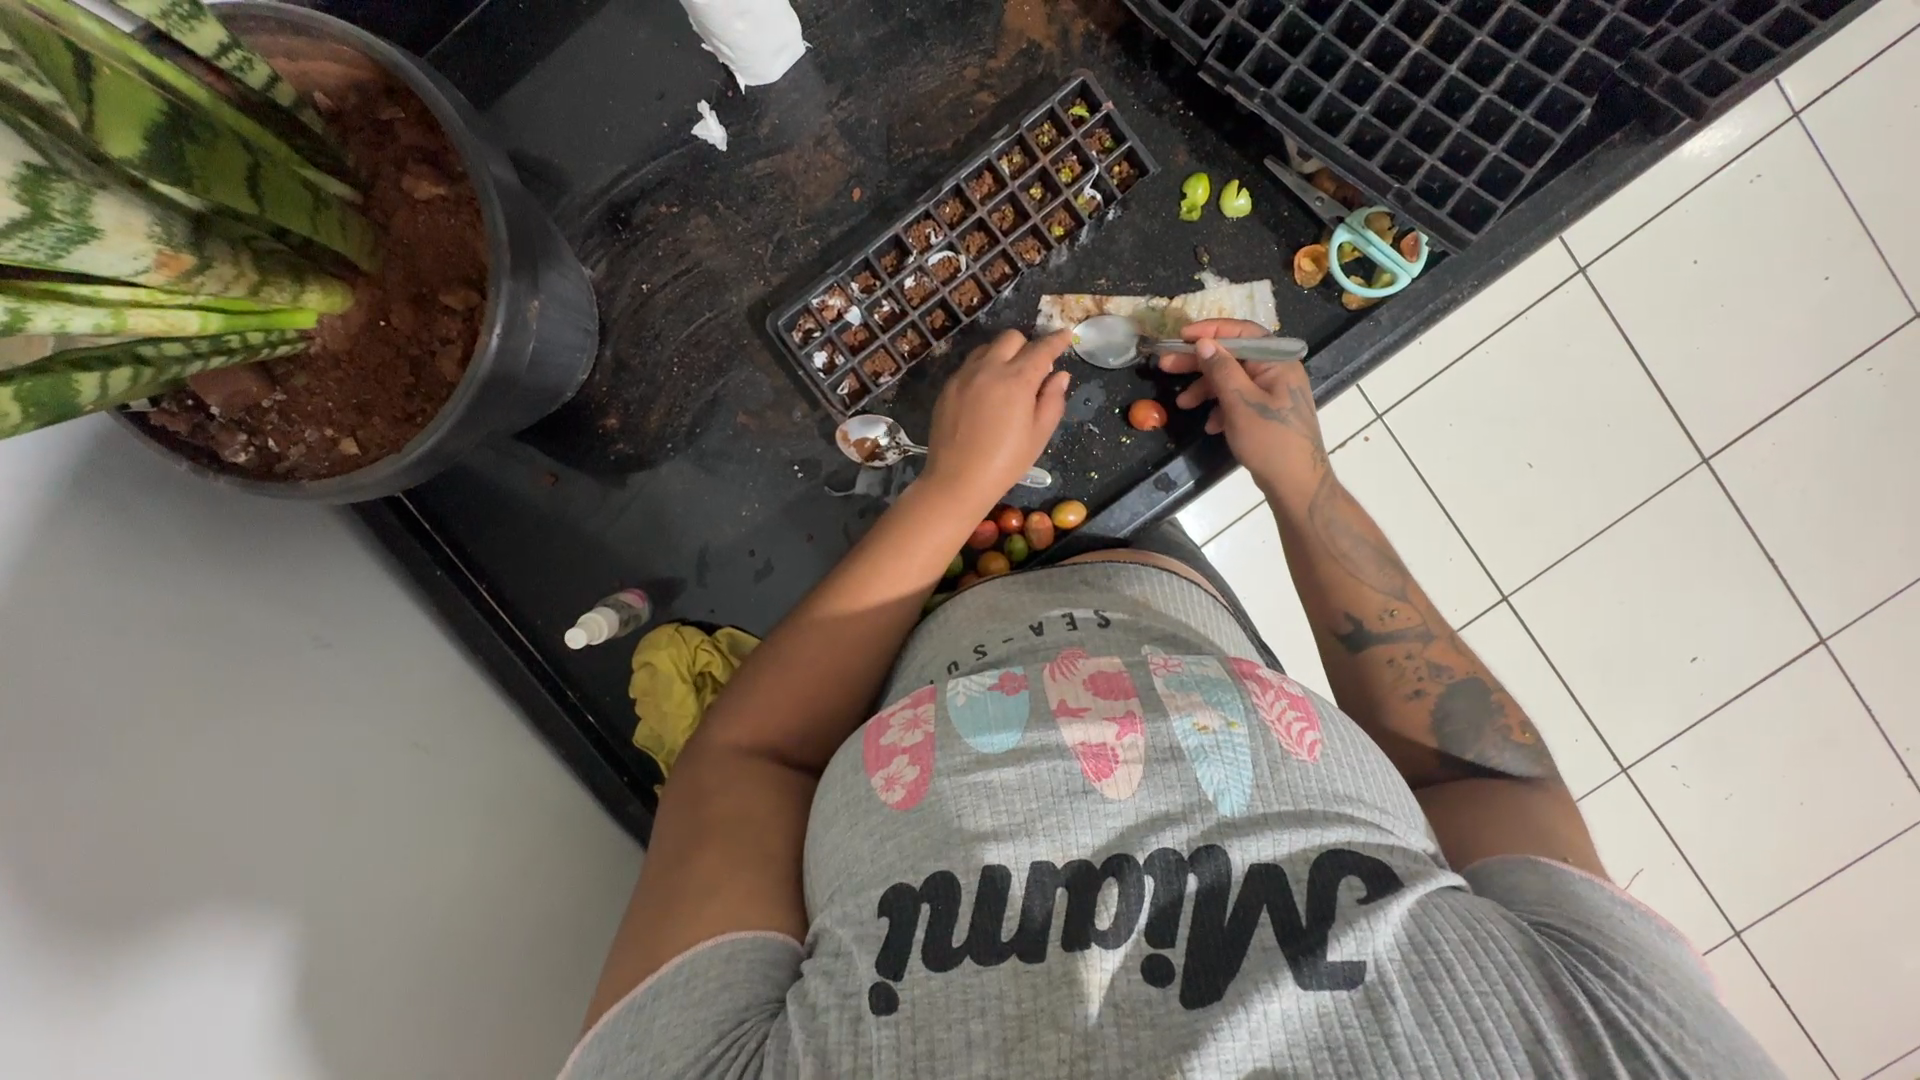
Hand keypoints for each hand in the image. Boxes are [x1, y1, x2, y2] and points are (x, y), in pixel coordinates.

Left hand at [920, 329, 1071, 505]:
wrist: (957, 480)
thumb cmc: (1006, 462)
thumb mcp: (1039, 435)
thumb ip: (1053, 400)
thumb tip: (1060, 376)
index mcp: (1017, 380)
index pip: (1041, 349)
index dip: (1056, 341)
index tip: (1065, 336)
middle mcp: (989, 369)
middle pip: (1011, 338)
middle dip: (1026, 346)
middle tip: (1033, 369)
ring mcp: (964, 376)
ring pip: (986, 348)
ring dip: (1002, 355)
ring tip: (1007, 380)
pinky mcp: (947, 388)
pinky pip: (969, 366)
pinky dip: (982, 370)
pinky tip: (985, 395)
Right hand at [1159, 319, 1326, 492]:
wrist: (1296, 483)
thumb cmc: (1270, 441)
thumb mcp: (1241, 404)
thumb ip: (1222, 371)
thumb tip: (1204, 343)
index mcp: (1277, 362)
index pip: (1243, 332)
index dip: (1211, 331)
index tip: (1182, 337)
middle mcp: (1276, 371)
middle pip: (1233, 356)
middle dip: (1199, 362)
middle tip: (1167, 366)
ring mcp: (1272, 393)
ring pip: (1232, 380)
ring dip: (1206, 389)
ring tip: (1183, 404)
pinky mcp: (1266, 412)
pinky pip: (1238, 400)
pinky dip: (1221, 408)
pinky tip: (1211, 425)